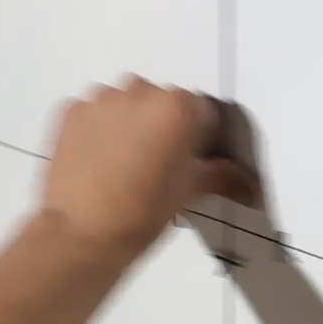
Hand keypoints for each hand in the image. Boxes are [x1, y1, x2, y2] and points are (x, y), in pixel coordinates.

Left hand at [39, 75, 256, 258]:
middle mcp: (140, 90)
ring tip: (123, 163)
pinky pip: (95, 113)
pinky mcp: (69, 110)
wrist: (81, 233)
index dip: (200, 138)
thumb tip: (253, 187)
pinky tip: (98, 161)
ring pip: (126, 104)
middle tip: (156, 165)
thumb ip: (224, 177)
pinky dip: (99, 129)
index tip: (190, 162)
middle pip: (162, 102)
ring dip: (130, 124)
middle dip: (164, 127)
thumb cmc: (144, 212)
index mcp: (178, 107)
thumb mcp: (190, 192)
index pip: (202, 112)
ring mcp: (100, 98)